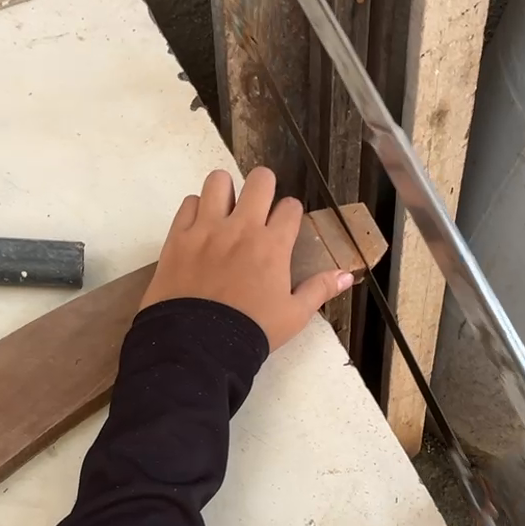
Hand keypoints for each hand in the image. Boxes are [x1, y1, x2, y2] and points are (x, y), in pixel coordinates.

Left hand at [141, 168, 353, 351]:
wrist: (200, 345)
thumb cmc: (251, 331)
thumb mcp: (294, 315)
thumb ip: (319, 290)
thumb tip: (346, 276)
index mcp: (273, 245)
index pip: (290, 207)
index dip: (291, 214)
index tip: (285, 226)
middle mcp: (241, 229)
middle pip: (260, 181)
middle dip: (264, 187)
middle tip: (259, 206)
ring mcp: (207, 229)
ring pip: (218, 182)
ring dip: (226, 191)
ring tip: (226, 209)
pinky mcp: (178, 237)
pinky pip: (188, 203)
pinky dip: (196, 209)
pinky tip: (200, 226)